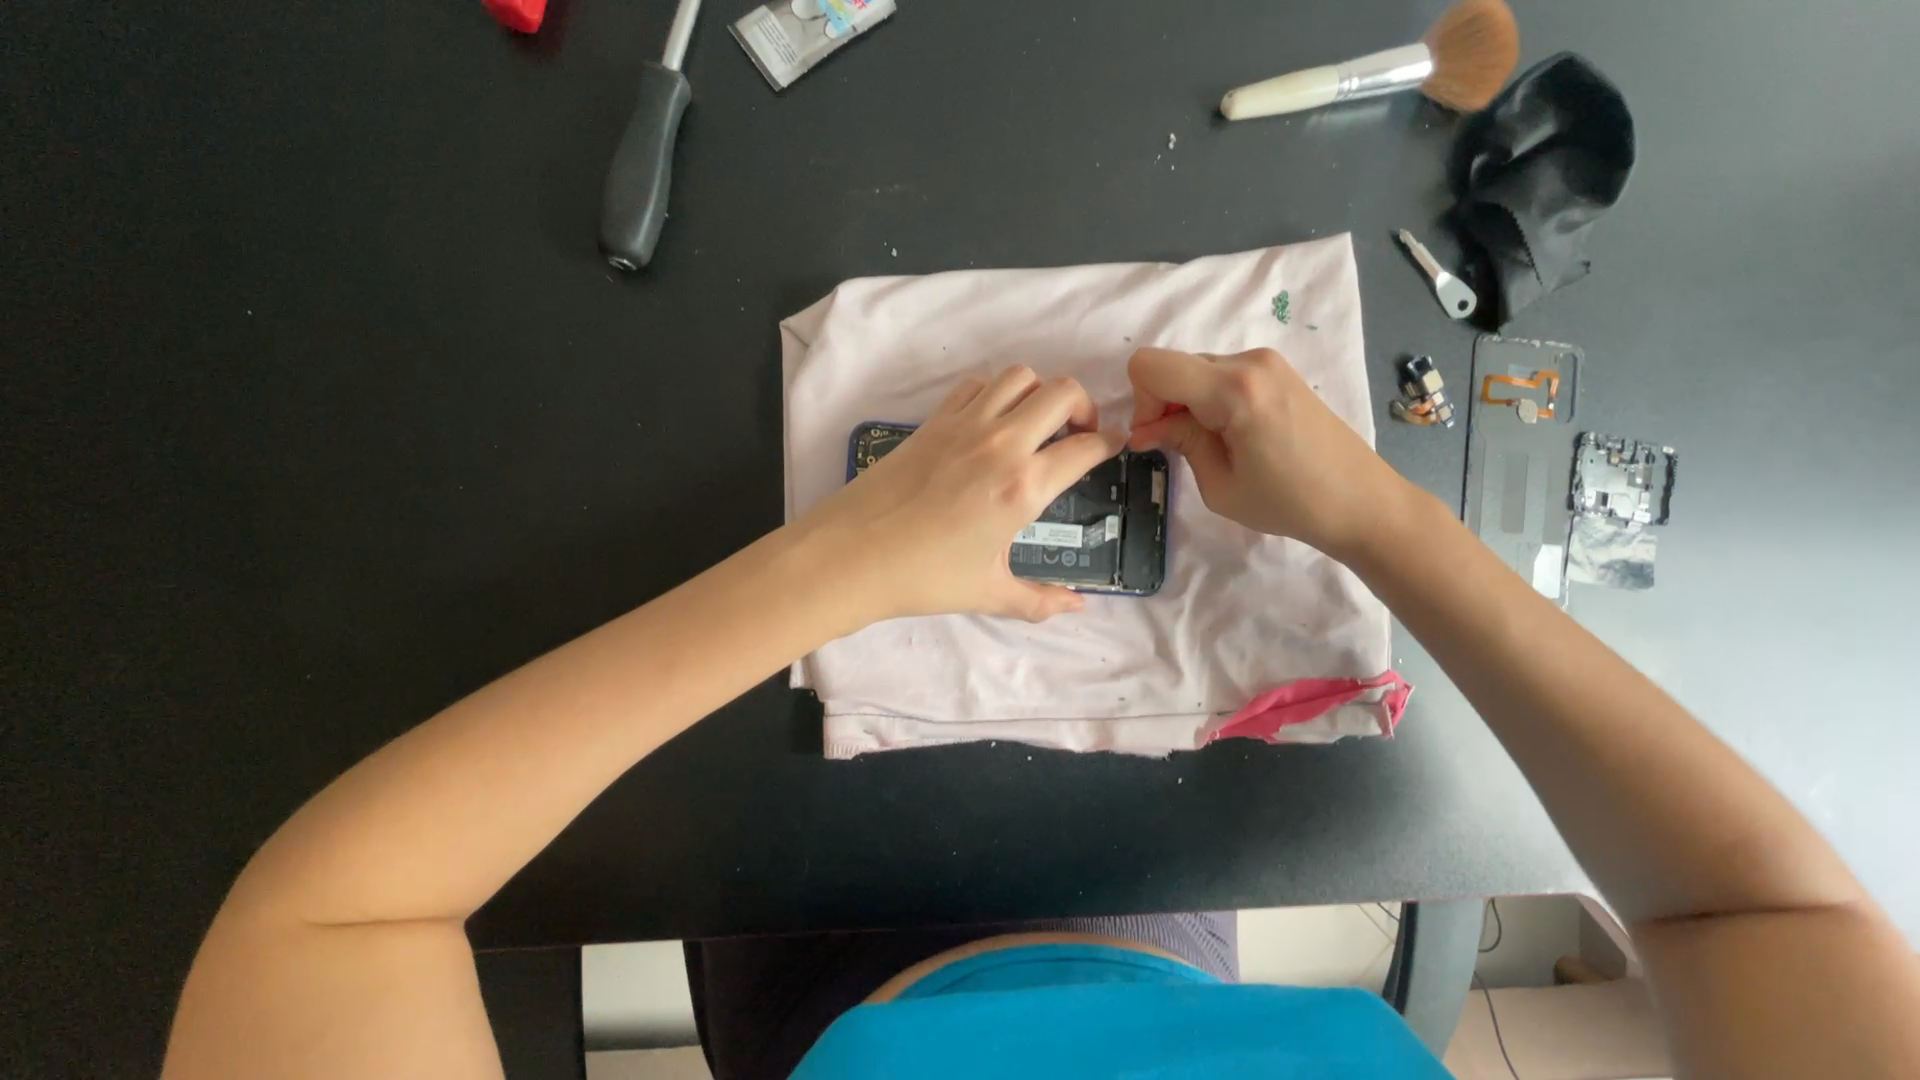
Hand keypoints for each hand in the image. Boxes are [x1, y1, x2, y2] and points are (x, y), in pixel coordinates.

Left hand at [799, 367, 1125, 622]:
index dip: (1109, 444)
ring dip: (1038, 392)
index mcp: (1023, 488)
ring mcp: (965, 426)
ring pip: (1020, 376)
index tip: (1113, 447)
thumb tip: (1078, 607)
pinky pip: (976, 385)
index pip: (1085, 449)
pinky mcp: (933, 421)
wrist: (852, 555)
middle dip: (1083, 406)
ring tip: (1036, 423)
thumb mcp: (989, 593)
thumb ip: (1040, 600)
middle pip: (1063, 392)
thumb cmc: (924, 578)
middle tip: (1078, 433)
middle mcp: (1002, 445)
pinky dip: (994, 392)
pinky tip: (990, 422)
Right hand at [1126, 347, 1413, 557]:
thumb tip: (1147, 429)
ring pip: (1195, 370)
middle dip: (1163, 405)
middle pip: (1173, 366)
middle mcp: (1250, 362)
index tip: (1158, 439)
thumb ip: (1180, 443)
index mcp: (1234, 389)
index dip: (1141, 404)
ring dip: (1187, 403)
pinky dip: (1209, 399)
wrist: (1361, 501)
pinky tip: (1231, 434)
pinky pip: (1220, 374)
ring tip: (1212, 445)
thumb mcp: (1220, 486)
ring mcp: (1267, 362)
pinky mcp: (1278, 370)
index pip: (1151, 366)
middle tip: (1180, 449)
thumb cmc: (1289, 503)